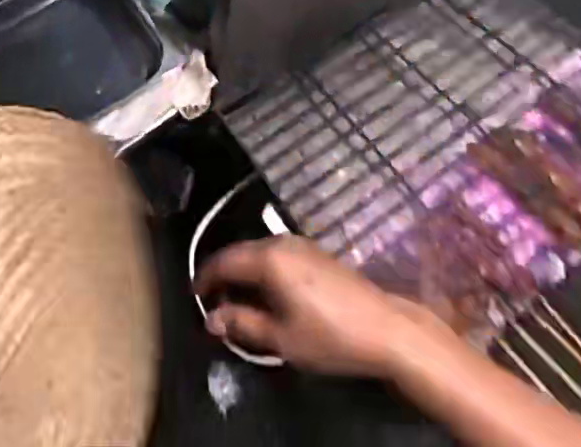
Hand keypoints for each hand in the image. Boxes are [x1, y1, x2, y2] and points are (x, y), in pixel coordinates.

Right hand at [195, 237, 432, 378]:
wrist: (385, 328)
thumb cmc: (329, 335)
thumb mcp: (281, 339)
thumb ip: (242, 324)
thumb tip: (211, 319)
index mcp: (268, 259)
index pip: (224, 262)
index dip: (205, 279)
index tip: (195, 297)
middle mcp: (280, 242)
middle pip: (240, 252)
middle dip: (223, 275)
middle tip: (214, 302)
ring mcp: (300, 243)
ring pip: (258, 252)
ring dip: (244, 272)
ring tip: (238, 300)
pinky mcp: (314, 251)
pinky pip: (275, 253)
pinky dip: (262, 269)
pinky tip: (267, 292)